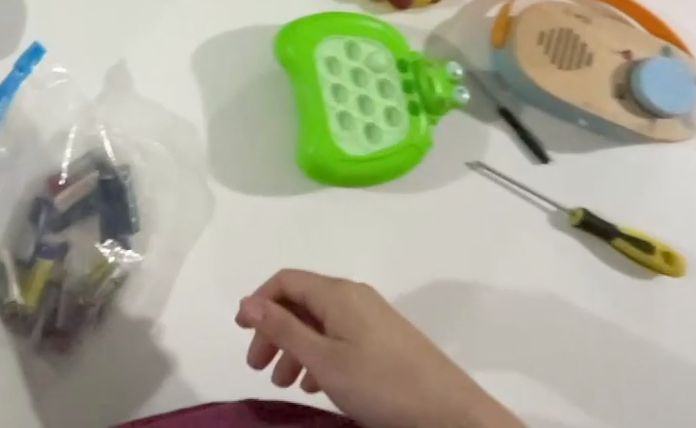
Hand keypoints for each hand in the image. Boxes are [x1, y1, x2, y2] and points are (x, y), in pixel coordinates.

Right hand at [235, 269, 521, 427]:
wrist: (454, 415)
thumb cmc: (382, 385)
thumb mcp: (324, 360)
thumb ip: (283, 329)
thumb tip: (247, 301)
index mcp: (336, 292)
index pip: (285, 281)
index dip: (258, 301)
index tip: (241, 333)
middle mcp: (353, 295)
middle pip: (300, 302)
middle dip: (274, 330)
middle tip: (258, 367)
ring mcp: (372, 317)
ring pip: (320, 322)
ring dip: (296, 347)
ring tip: (284, 383)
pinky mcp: (387, 339)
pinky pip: (340, 336)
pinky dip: (320, 354)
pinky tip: (317, 384)